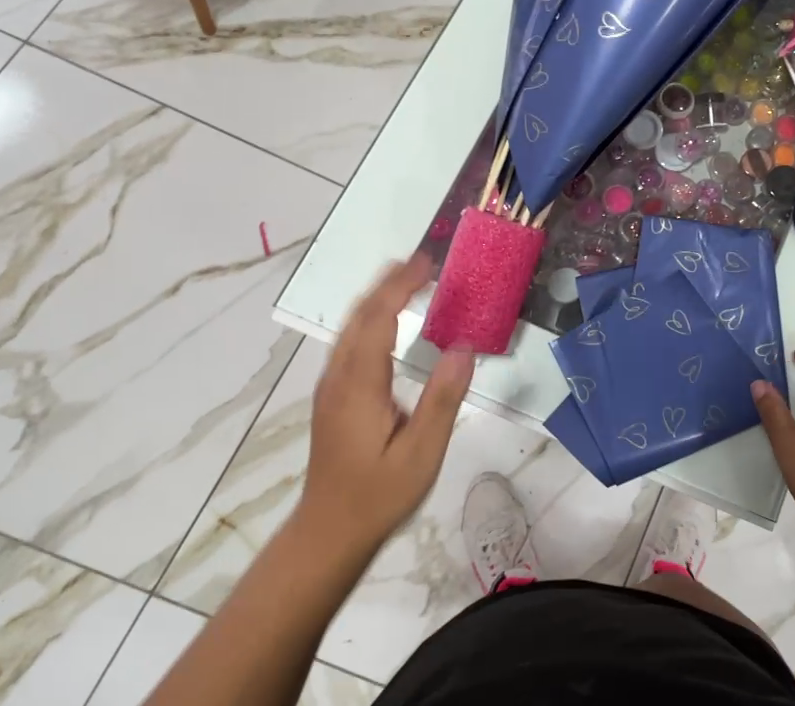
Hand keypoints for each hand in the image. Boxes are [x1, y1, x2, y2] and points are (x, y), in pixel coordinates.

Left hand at [295, 254, 475, 556]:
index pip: (378, 319)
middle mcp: (339, 378)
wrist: (329, 532)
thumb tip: (464, 347)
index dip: (401, 285)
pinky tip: (388, 323)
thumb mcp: (421, 452)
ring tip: (409, 280)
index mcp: (360, 385)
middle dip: (388, 282)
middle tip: (423, 262)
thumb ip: (442, 398)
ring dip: (377, 297)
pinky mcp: (332, 398)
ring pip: (349, 327)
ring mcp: (331, 388)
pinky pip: (349, 342)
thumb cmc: (379, 493)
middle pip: (359, 315)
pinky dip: (370, 319)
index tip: (427, 262)